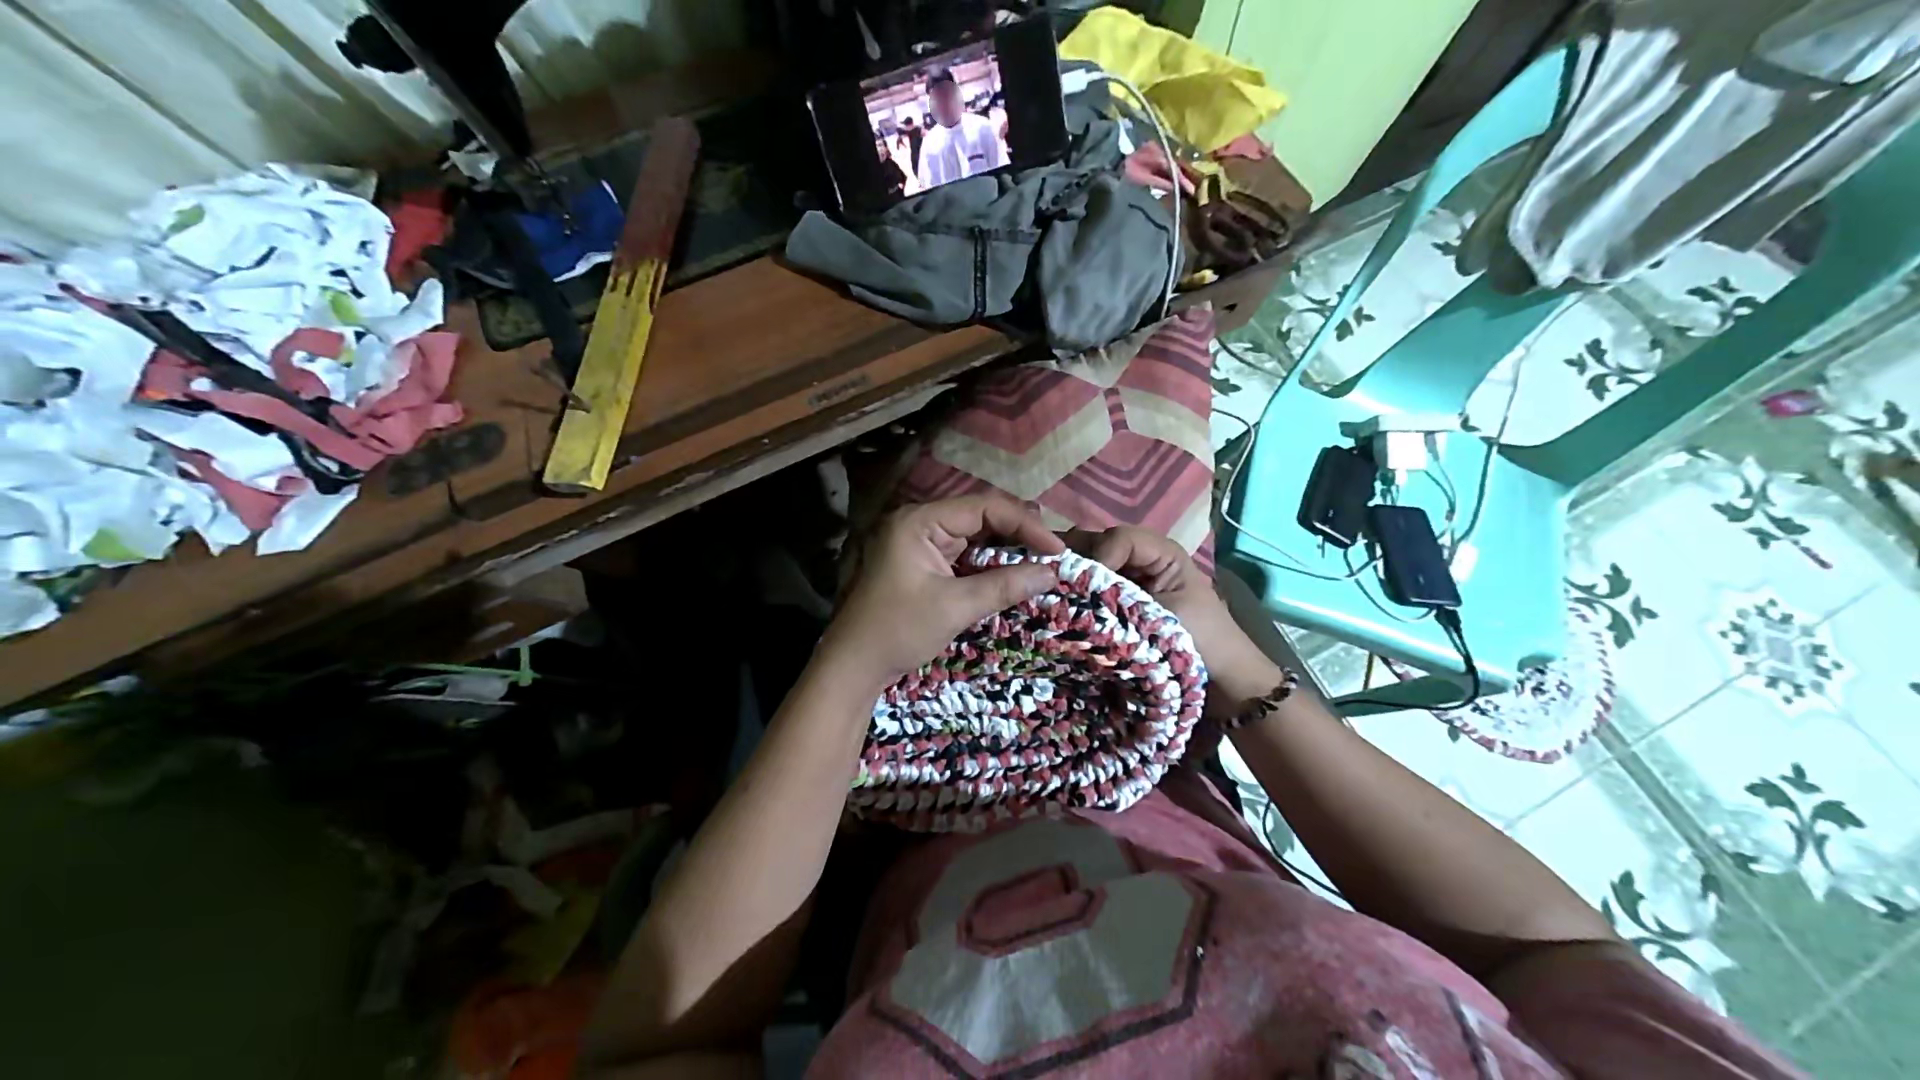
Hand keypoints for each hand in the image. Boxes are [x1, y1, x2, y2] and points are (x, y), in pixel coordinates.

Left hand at [820, 495, 1066, 687]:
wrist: (853, 665)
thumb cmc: (898, 630)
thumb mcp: (955, 607)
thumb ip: (1004, 586)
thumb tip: (1052, 573)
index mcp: (920, 521)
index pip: (984, 507)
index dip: (1025, 525)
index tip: (1056, 549)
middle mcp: (920, 523)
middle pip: (981, 517)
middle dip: (1019, 534)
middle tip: (1054, 554)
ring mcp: (921, 543)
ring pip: (975, 536)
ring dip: (1007, 550)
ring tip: (1043, 562)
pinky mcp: (923, 563)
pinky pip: (965, 555)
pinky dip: (990, 565)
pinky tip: (1014, 574)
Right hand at [1065, 526, 1276, 704]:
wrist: (1224, 684)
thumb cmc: (1203, 643)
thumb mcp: (1164, 614)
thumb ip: (1118, 595)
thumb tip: (1066, 587)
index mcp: (1161, 552)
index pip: (1118, 537)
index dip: (1099, 555)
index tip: (1084, 585)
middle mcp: (1140, 560)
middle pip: (1096, 544)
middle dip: (1072, 560)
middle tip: (1046, 579)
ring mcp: (1125, 580)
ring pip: (1087, 565)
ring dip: (1068, 577)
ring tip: (1046, 592)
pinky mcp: (1116, 604)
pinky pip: (1088, 589)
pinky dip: (1071, 594)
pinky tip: (1055, 604)